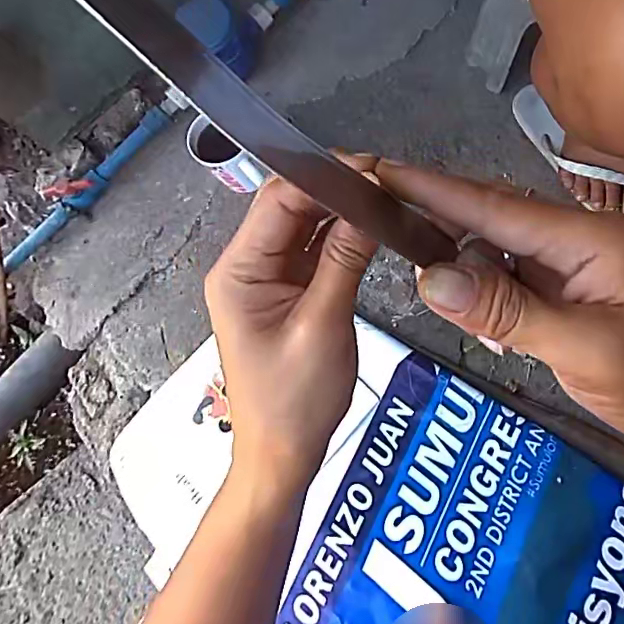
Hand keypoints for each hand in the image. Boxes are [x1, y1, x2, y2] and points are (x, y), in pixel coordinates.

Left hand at [204, 161, 379, 480]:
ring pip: (305, 226)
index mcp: (239, 273)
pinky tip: (370, 227)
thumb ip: (344, 260)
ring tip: (384, 199)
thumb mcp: (324, 325)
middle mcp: (248, 268)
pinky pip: (316, 250)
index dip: (322, 178)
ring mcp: (269, 279)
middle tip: (384, 180)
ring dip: (341, 211)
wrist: (284, 454)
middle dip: (335, 189)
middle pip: (290, 207)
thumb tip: (369, 208)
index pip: (278, 202)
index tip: (369, 169)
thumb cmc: (294, 402)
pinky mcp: (290, 291)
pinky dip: (343, 237)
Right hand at [374, 161, 623, 453]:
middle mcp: (576, 239)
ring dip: (461, 269)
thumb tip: (433, 279)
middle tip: (379, 216)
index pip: (498, 208)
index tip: (383, 171)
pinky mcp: (563, 291)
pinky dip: (484, 296)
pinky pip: (509, 281)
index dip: (436, 190)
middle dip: (438, 219)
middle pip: (492, 220)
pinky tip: (476, 317)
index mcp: (589, 238)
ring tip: (429, 281)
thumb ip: (508, 312)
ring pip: (496, 251)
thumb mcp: (586, 349)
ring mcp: (569, 265)